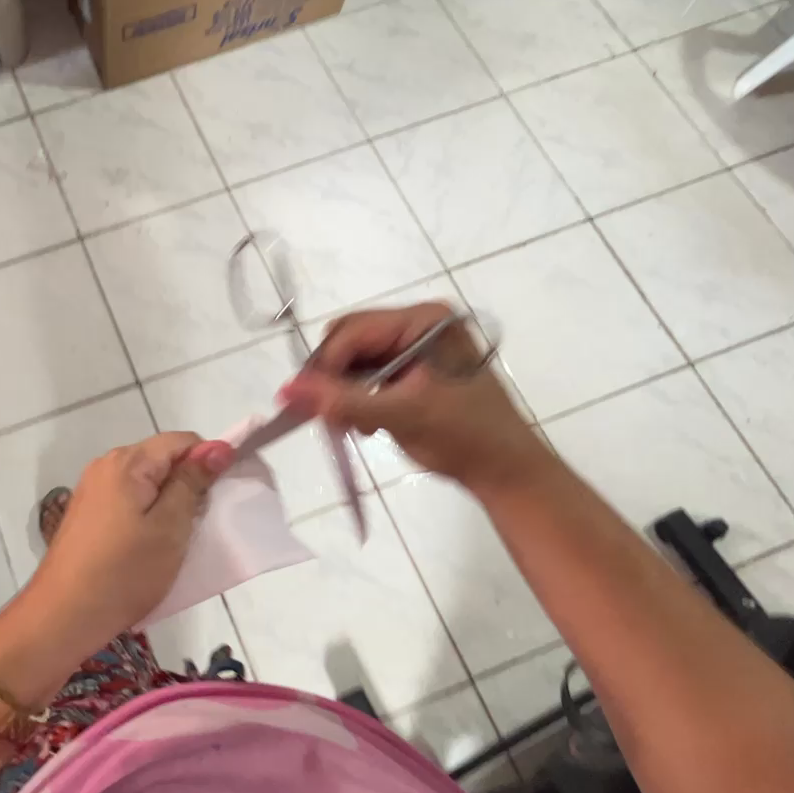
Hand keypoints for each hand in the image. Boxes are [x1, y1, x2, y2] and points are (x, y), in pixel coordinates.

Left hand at [0, 433, 232, 705]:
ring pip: (146, 483)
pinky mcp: (87, 514)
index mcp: (127, 461)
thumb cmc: (123, 573)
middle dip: (189, 485)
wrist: (63, 616)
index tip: (223, 499)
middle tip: (202, 526)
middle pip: (162, 460)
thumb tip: (218, 446)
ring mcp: (92, 490)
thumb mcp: (170, 527)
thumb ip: (193, 483)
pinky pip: (129, 501)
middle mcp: (106, 465)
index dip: (209, 462)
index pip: (182, 441)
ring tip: (179, 540)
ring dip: (169, 504)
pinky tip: (152, 547)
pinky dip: (147, 516)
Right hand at [280, 303, 555, 493]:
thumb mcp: (399, 416)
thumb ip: (340, 401)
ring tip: (350, 423)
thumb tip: (285, 392)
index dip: (325, 365)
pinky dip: (359, 396)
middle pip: (351, 340)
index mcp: (424, 320)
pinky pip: (370, 371)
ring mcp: (418, 344)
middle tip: (326, 414)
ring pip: (356, 358)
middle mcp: (420, 323)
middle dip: (333, 376)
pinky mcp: (415, 366)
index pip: (354, 331)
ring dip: (345, 390)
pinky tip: (367, 423)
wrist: (508, 472)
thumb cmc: (463, 437)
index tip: (305, 402)